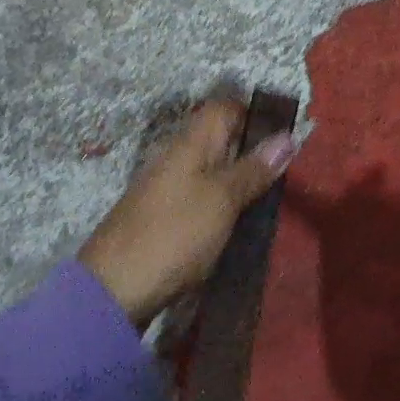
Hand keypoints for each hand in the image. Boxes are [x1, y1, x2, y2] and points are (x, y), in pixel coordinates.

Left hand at [78, 101, 297, 322]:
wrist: (111, 292)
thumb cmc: (173, 235)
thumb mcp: (222, 199)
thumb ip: (253, 169)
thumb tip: (287, 137)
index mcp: (190, 144)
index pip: (224, 108)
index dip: (254, 112)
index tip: (285, 130)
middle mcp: (176, 159)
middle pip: (219, 139)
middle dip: (252, 148)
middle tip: (288, 168)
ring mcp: (167, 190)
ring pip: (212, 170)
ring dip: (240, 178)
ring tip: (271, 196)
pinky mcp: (163, 219)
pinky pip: (201, 196)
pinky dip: (223, 203)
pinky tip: (239, 220)